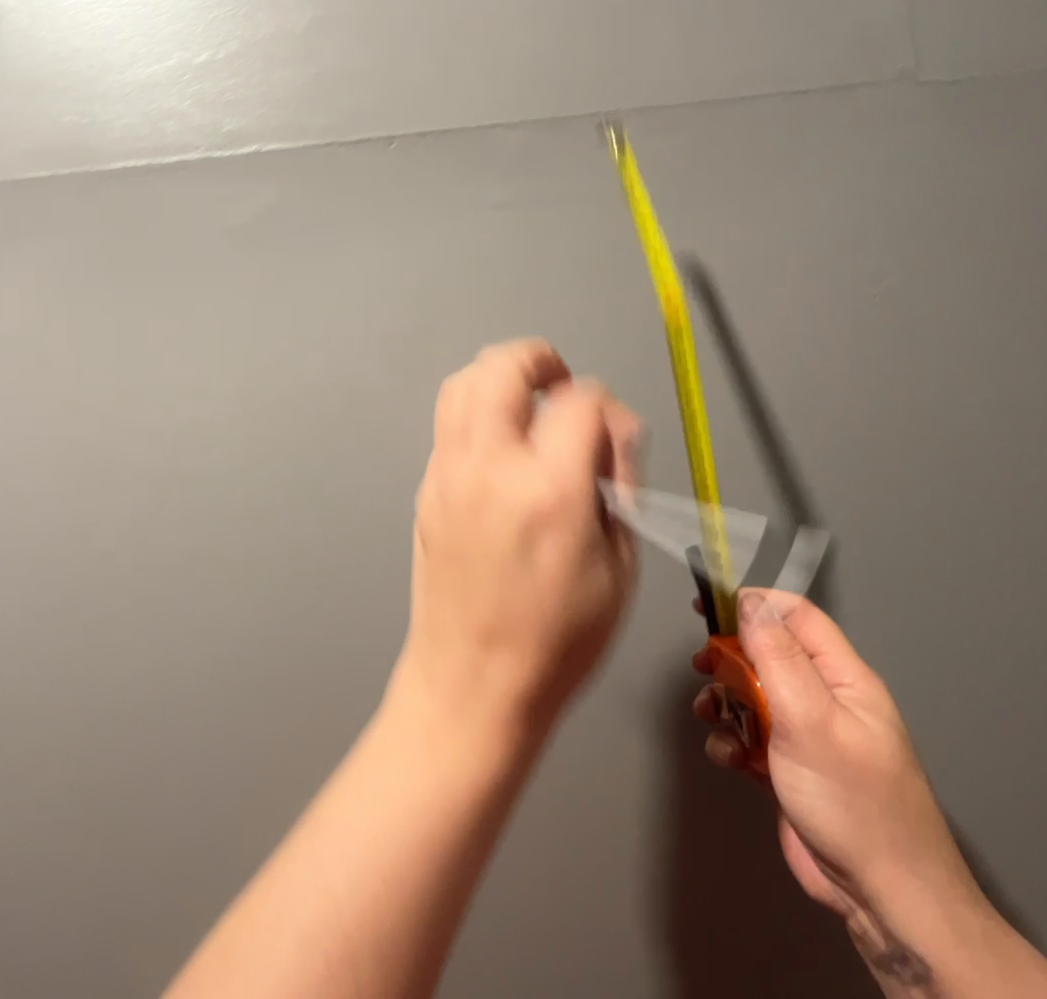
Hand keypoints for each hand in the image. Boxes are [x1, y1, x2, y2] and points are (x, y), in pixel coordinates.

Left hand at [395, 339, 641, 733]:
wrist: (471, 685)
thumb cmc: (559, 641)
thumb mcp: (620, 568)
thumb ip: (618, 488)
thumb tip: (609, 439)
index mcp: (551, 489)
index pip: (582, 399)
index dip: (608, 408)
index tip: (615, 440)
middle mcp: (491, 468)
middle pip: (504, 365)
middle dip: (541, 360)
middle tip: (563, 386)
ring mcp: (448, 477)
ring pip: (462, 385)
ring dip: (499, 379)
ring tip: (528, 407)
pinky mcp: (426, 494)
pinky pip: (449, 428)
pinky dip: (477, 418)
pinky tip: (501, 457)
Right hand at [692, 592, 981, 949]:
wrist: (880, 891)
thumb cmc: (855, 804)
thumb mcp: (810, 720)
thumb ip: (778, 657)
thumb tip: (752, 603)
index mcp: (843, 678)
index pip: (795, 616)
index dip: (751, 603)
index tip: (706, 606)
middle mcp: (825, 699)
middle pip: (766, 653)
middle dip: (729, 659)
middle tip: (703, 668)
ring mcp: (807, 735)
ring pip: (751, 696)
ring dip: (724, 703)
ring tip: (713, 719)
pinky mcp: (788, 768)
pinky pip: (749, 737)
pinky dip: (732, 742)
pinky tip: (733, 760)